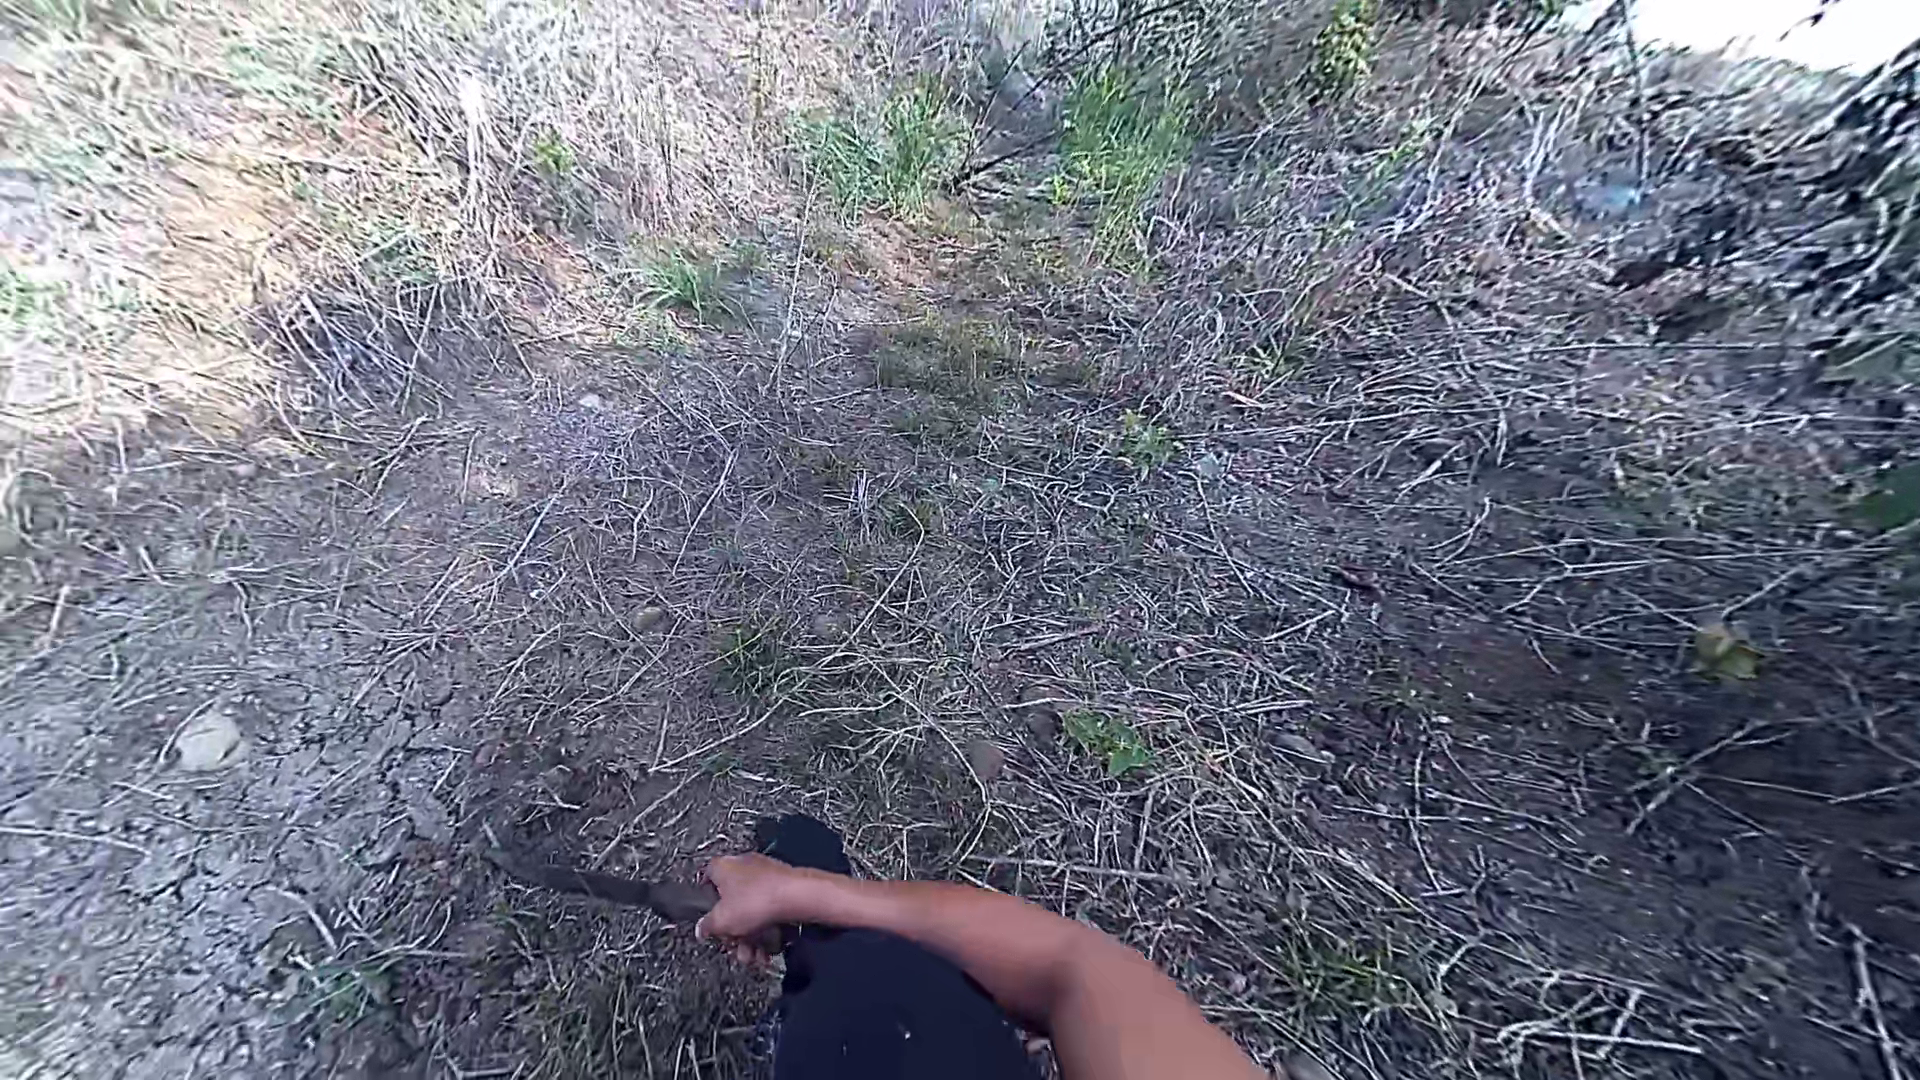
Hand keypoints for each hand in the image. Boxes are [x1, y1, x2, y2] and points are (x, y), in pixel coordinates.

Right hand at [696, 853, 807, 966]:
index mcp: (725, 866)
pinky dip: (766, 930)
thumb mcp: (721, 921)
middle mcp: (745, 866)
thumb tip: (702, 928)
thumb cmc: (755, 902)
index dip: (705, 896)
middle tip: (736, 947)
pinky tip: (768, 950)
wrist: (796, 896)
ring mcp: (765, 874)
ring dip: (750, 938)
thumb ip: (707, 925)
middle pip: (730, 901)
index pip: (708, 875)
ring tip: (755, 956)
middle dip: (733, 931)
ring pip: (750, 910)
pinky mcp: (781, 884)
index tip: (708, 915)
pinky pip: (767, 909)